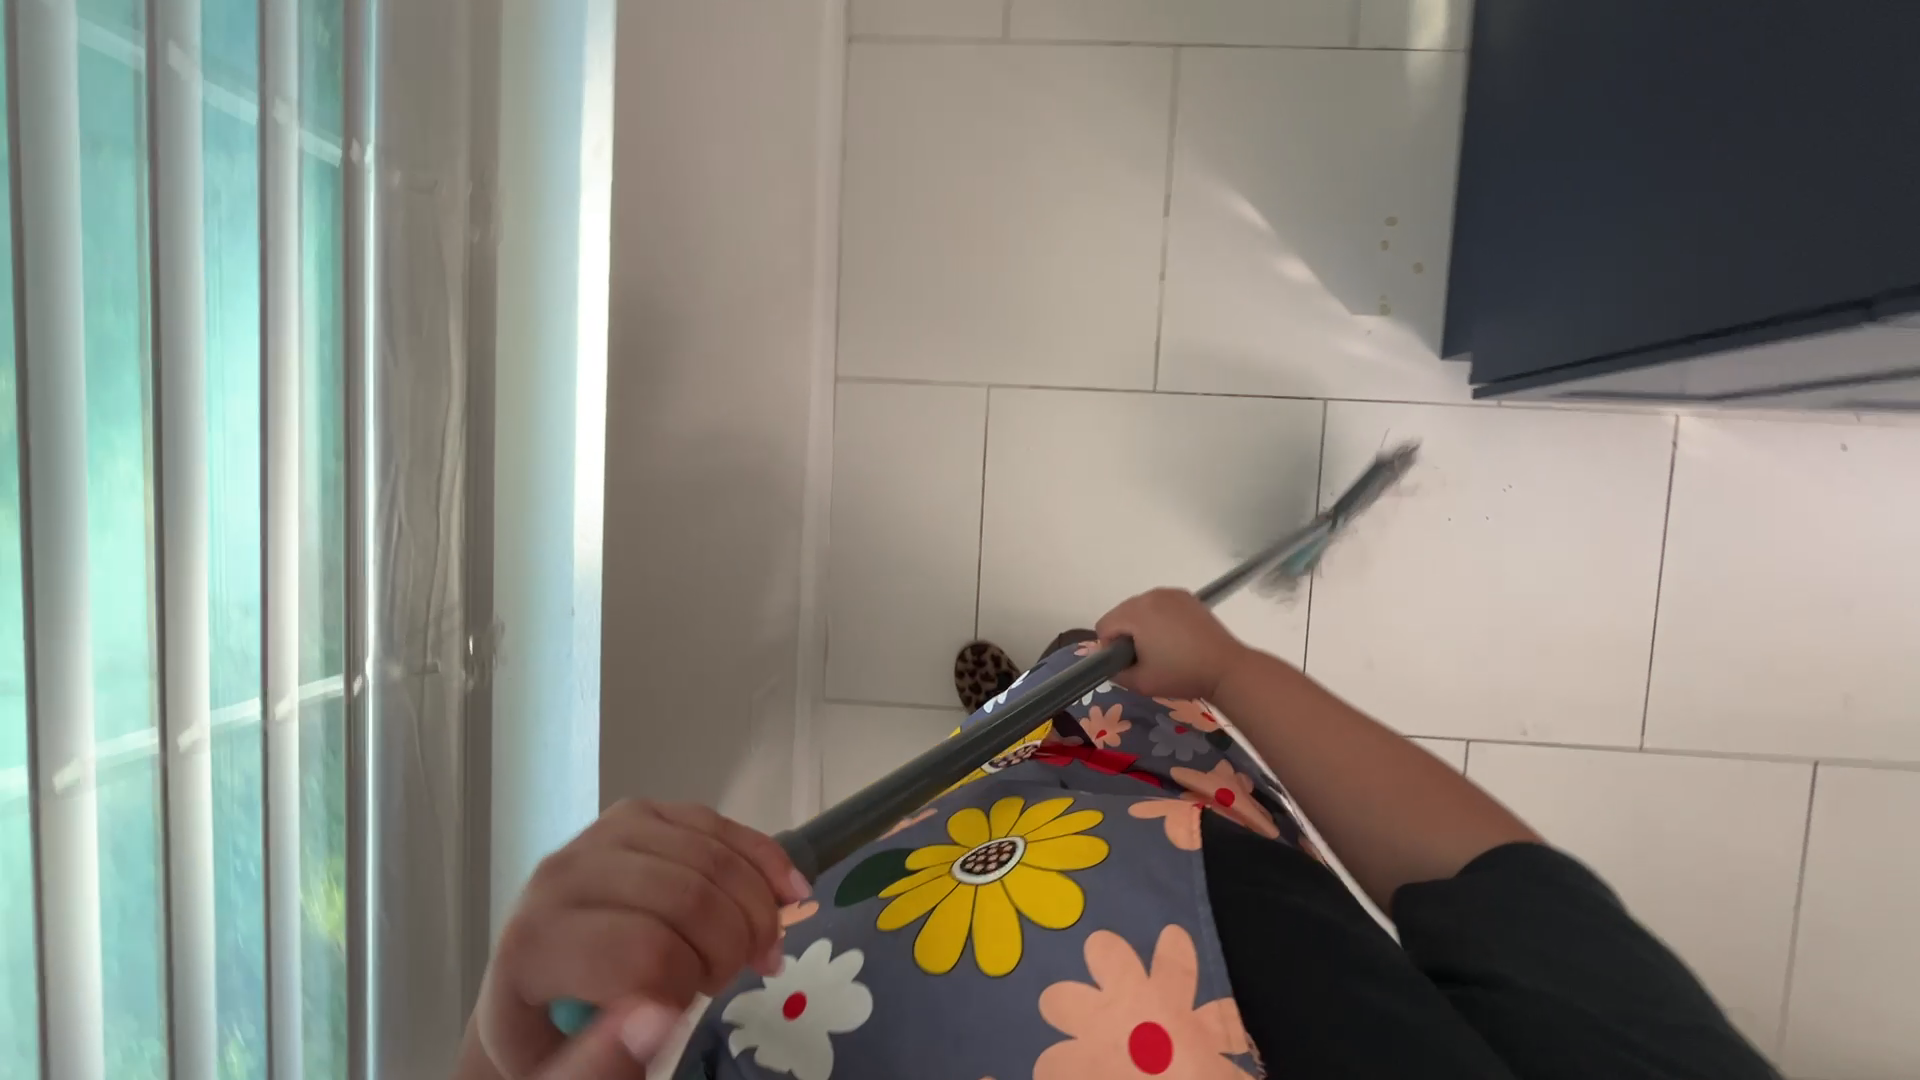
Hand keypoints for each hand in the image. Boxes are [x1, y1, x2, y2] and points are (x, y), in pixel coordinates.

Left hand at [476, 801, 811, 1078]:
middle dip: (735, 944)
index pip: (644, 954)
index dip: (688, 986)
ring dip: (756, 907)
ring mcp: (606, 831)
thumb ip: (599, 1066)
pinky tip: (790, 894)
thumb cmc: (550, 1036)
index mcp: (535, 942)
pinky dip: (766, 860)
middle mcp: (565, 872)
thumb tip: (658, 1019)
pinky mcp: (640, 811)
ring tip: (756, 947)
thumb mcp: (559, 1077)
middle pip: (689, 898)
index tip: (687, 1016)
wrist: (532, 982)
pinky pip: (720, 826)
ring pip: (713, 857)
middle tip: (737, 978)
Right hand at [1095, 588, 1256, 700]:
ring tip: (1163, 646)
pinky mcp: (1186, 596)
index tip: (1130, 662)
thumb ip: (1114, 673)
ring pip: (1140, 608)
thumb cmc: (1181, 674)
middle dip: (1126, 634)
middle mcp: (1150, 595)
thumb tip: (1109, 664)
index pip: (1104, 626)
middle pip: (1121, 613)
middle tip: (1147, 657)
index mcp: (1136, 613)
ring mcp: (1170, 593)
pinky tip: (1175, 636)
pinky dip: (1159, 617)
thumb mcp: (1140, 683)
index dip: (1110, 648)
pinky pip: (1159, 604)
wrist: (1226, 668)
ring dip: (1142, 625)